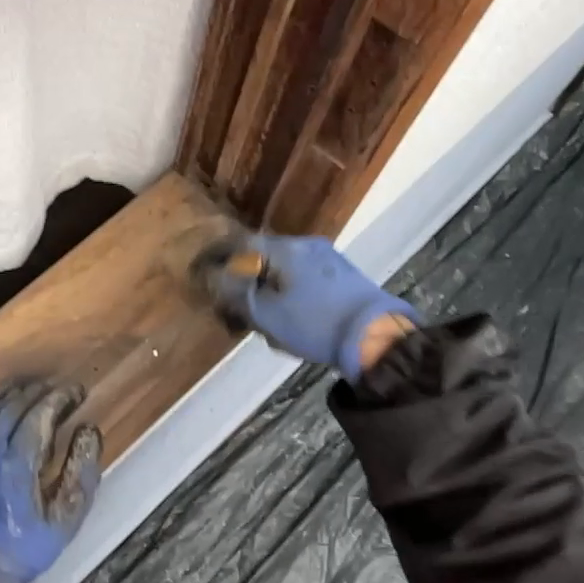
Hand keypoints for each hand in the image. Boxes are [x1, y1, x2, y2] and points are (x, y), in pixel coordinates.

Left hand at [0, 379, 102, 582]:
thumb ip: (81, 469)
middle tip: (65, 389)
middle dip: (42, 390)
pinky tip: (11, 400)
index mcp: (17, 465)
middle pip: (14, 405)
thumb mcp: (68, 514)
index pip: (37, 415)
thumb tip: (88, 429)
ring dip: (18, 391)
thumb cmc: (33, 544)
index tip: (78, 391)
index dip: (59, 397)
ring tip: (42, 388)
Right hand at [195, 233, 416, 377]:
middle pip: (263, 257)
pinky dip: (290, 293)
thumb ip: (235, 292)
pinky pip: (305, 278)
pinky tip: (293, 318)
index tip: (206, 277)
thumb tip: (213, 277)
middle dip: (247, 281)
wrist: (377, 337)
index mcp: (285, 248)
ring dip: (270, 290)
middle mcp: (307, 245)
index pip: (240, 245)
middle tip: (237, 307)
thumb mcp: (265, 313)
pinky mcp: (344, 275)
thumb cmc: (314, 324)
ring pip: (285, 269)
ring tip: (267, 320)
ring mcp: (329, 258)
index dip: (219, 260)